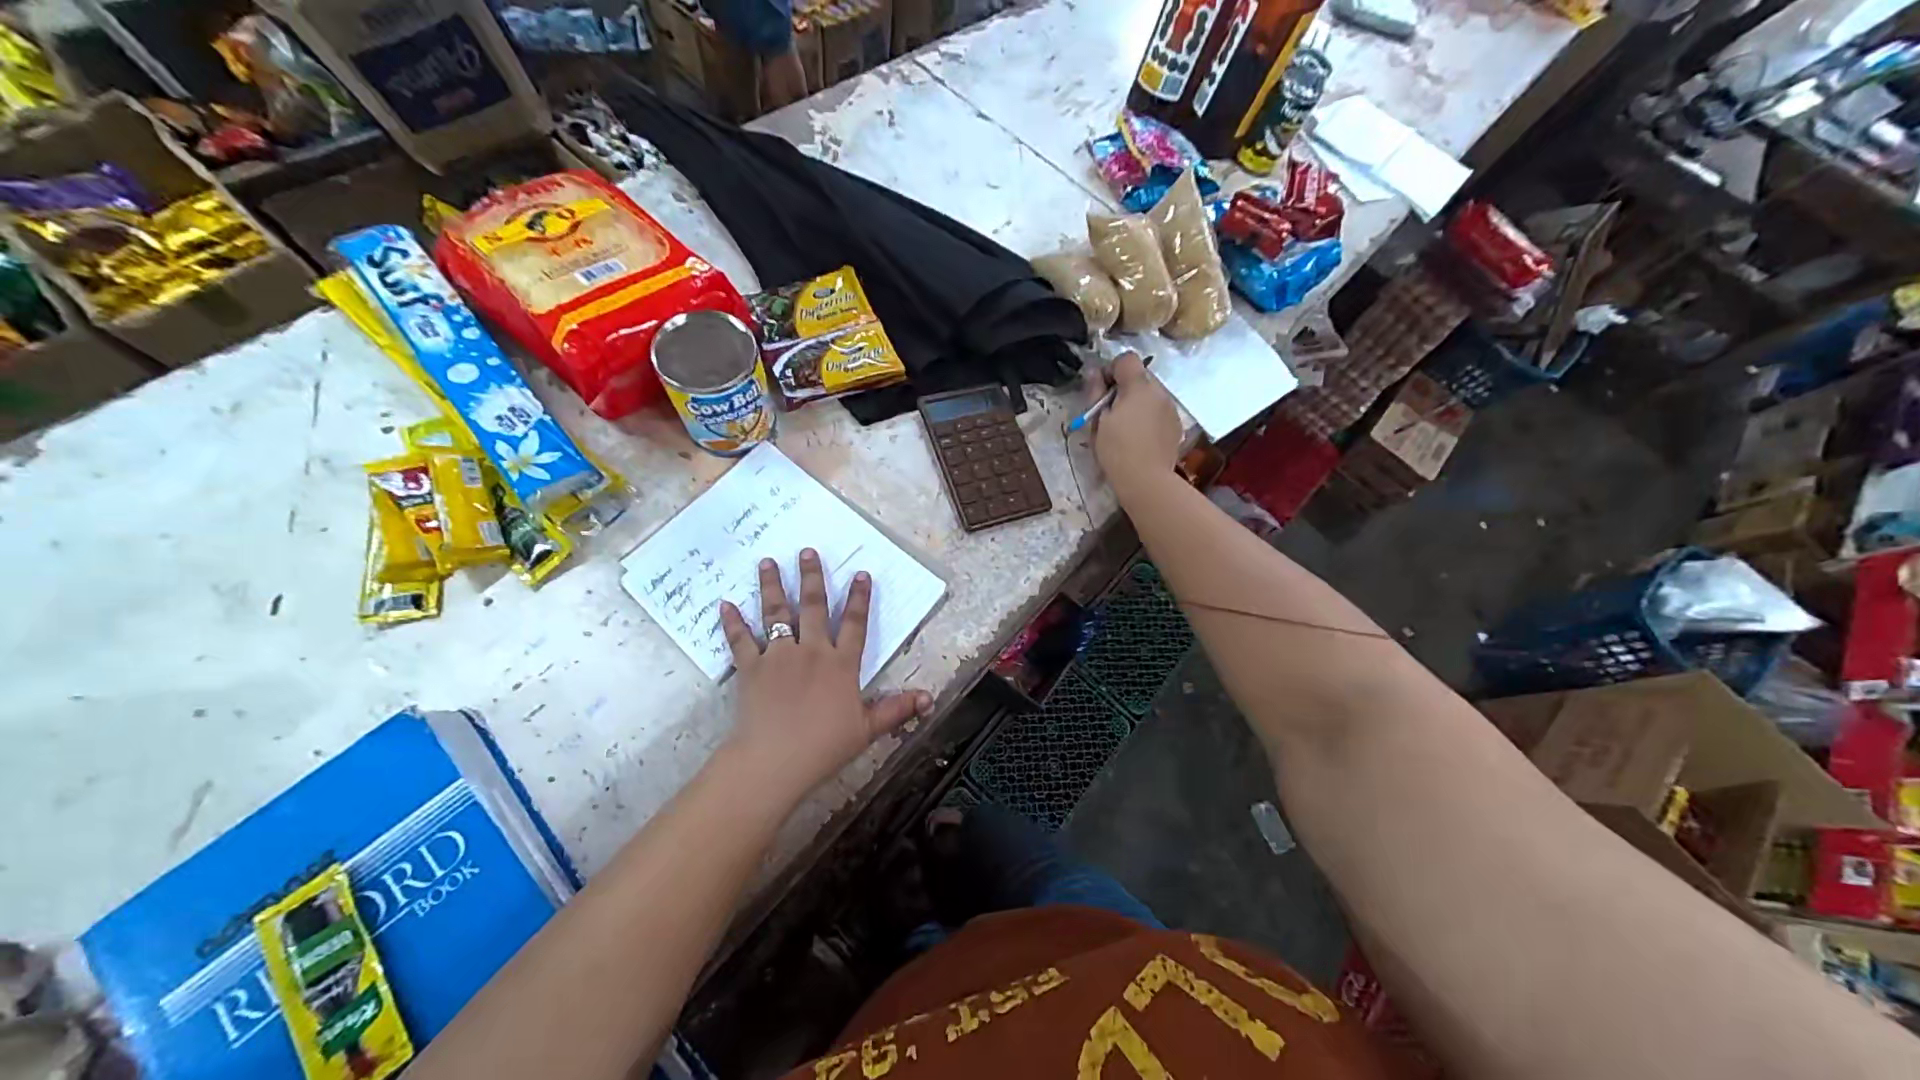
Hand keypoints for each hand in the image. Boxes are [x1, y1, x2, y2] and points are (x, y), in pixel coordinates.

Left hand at [719, 549, 931, 797]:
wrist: (776, 759)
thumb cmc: (825, 746)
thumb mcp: (866, 729)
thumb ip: (896, 709)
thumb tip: (930, 698)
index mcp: (841, 665)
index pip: (854, 624)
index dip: (859, 598)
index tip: (860, 574)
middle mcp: (811, 651)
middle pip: (814, 607)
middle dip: (813, 577)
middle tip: (807, 551)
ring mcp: (779, 656)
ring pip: (777, 613)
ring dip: (773, 586)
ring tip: (767, 562)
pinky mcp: (751, 668)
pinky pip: (741, 640)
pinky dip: (732, 622)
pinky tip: (725, 604)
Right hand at [1092, 352, 1181, 485]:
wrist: (1146, 480)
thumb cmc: (1116, 449)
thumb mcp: (1097, 421)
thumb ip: (1095, 392)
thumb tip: (1094, 372)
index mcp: (1138, 386)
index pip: (1126, 359)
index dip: (1111, 370)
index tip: (1102, 391)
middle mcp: (1159, 391)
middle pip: (1140, 377)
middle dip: (1124, 389)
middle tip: (1110, 413)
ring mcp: (1171, 408)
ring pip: (1151, 395)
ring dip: (1138, 403)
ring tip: (1126, 428)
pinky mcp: (1176, 425)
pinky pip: (1159, 411)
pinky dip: (1149, 417)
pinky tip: (1141, 438)